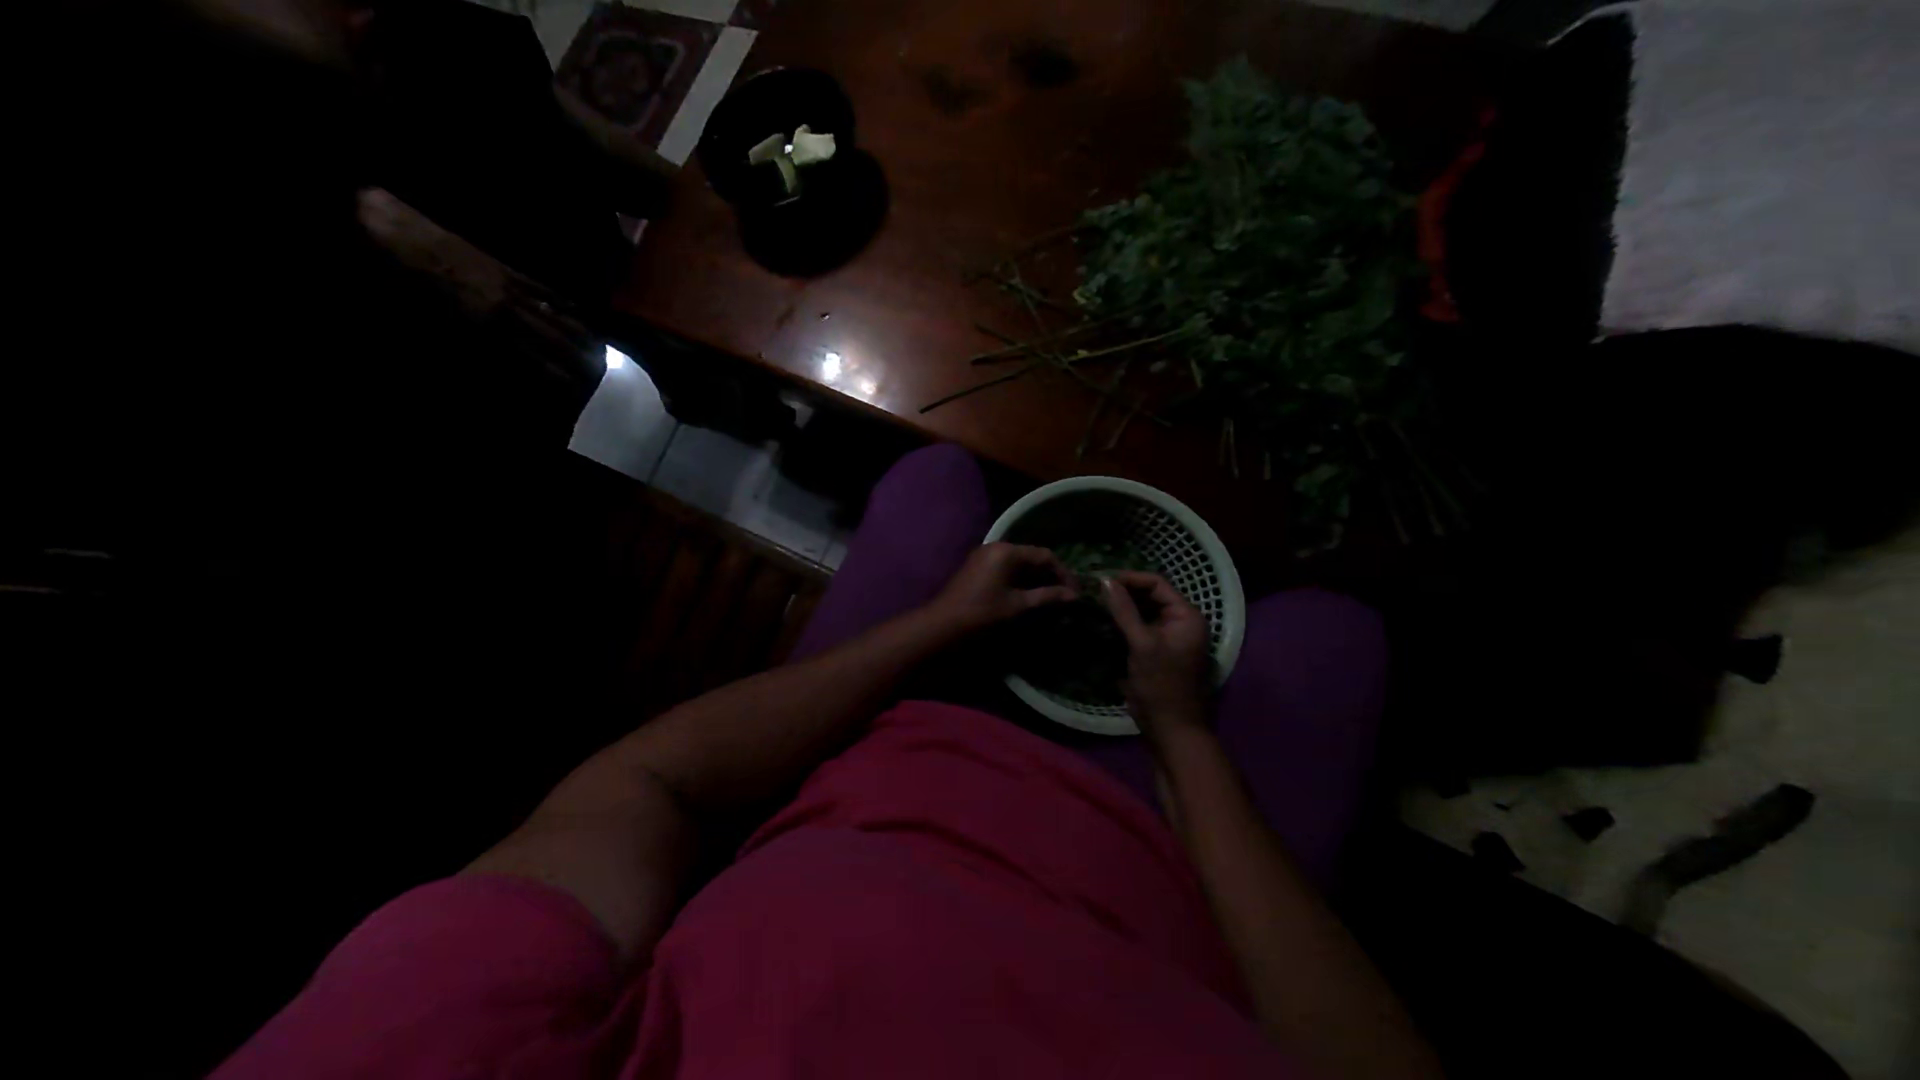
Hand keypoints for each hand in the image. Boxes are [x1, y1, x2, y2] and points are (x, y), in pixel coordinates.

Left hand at [928, 543, 1076, 633]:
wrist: (943, 624)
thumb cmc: (982, 613)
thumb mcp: (1018, 605)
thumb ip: (1047, 597)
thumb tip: (1073, 596)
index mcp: (1007, 551)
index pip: (1045, 555)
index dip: (1063, 573)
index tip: (1075, 591)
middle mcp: (996, 547)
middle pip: (1032, 557)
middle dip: (1050, 576)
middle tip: (1065, 596)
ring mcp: (985, 556)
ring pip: (1019, 563)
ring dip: (1036, 579)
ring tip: (1050, 598)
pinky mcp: (978, 567)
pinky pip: (1006, 568)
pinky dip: (1020, 580)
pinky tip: (1029, 596)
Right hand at [1102, 572, 1211, 738]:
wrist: (1170, 727)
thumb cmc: (1161, 684)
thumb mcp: (1142, 643)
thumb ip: (1124, 610)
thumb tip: (1106, 580)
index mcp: (1186, 616)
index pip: (1157, 584)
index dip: (1130, 578)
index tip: (1101, 579)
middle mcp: (1180, 622)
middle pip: (1150, 595)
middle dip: (1124, 591)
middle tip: (1094, 589)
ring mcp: (1168, 636)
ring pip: (1142, 611)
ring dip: (1121, 606)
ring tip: (1095, 601)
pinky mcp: (1155, 650)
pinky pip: (1138, 627)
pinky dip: (1122, 622)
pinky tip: (1102, 620)